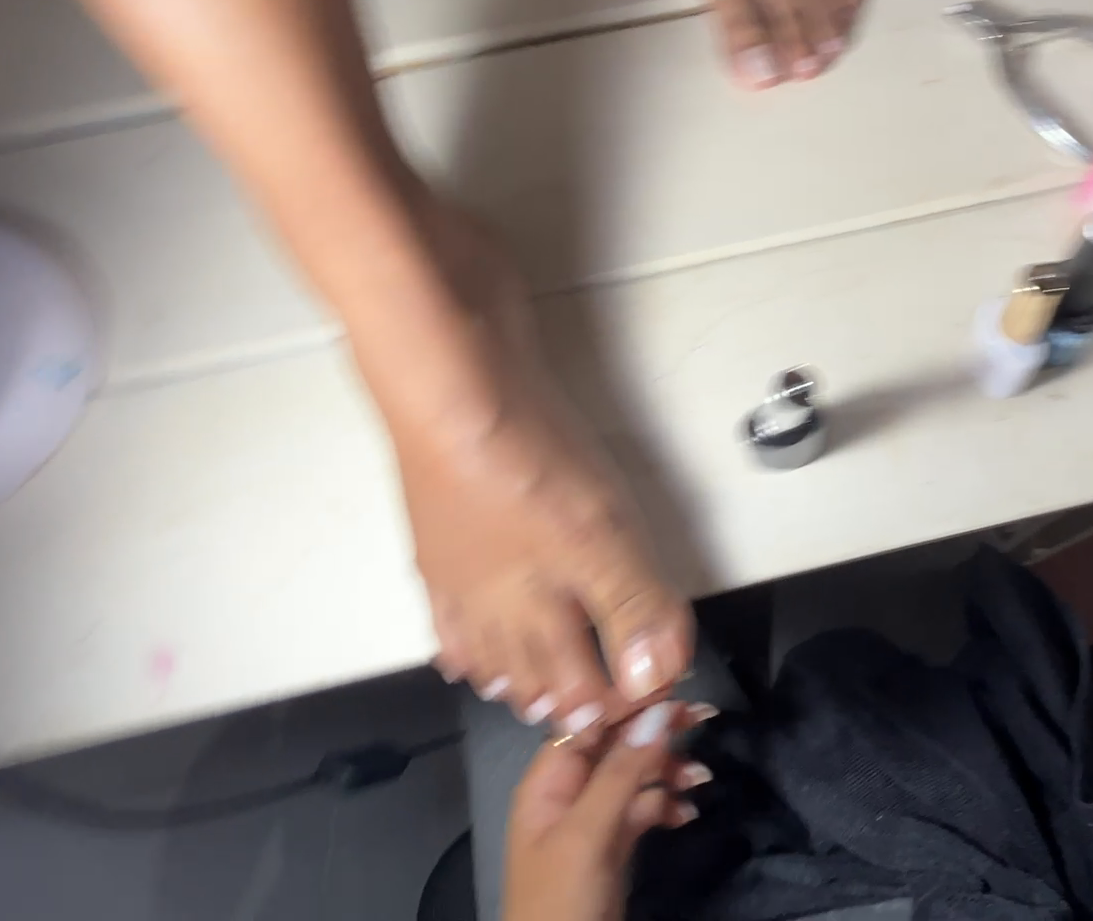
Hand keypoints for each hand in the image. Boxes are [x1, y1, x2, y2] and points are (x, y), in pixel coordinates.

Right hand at [401, 201, 694, 734]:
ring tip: (522, 693)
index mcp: (531, 605)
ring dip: (510, 670)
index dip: (609, 700)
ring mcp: (455, 559)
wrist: (447, 378)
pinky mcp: (440, 517)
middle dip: (562, 693)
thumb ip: (630, 604)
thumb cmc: (527, 459)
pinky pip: (447, 597)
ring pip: (484, 638)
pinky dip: (460, 630)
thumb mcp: (600, 533)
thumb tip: (653, 682)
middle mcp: (486, 596)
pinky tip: (457, 633)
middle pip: (528, 664)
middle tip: (584, 714)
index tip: (635, 710)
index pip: (575, 678)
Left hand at [504, 701, 710, 920]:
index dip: (630, 701)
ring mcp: (592, 817)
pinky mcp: (613, 842)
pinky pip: (645, 806)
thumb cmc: (559, 905)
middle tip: (703, 717)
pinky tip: (688, 813)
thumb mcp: (588, 836)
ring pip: (636, 773)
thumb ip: (621, 772)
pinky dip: (667, 804)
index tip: (675, 686)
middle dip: (657, 731)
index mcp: (549, 779)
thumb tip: (657, 712)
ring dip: (669, 769)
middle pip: (617, 742)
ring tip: (702, 779)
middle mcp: (569, 790)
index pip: (591, 719)